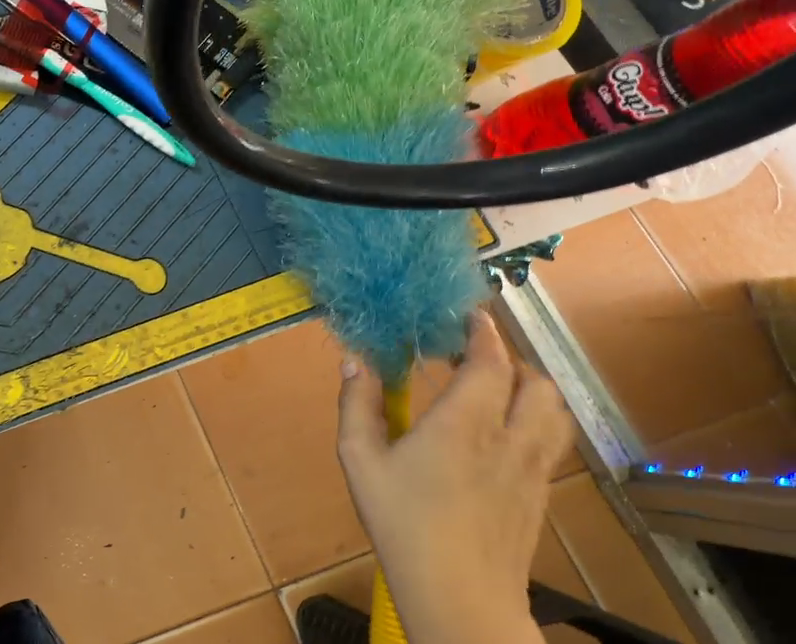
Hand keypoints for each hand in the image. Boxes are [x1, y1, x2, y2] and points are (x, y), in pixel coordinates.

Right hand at [337, 308, 571, 643]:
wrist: (460, 594)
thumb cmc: (401, 520)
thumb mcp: (359, 458)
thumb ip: (356, 404)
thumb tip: (354, 361)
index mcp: (464, 425)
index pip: (491, 364)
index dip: (484, 334)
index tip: (470, 315)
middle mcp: (509, 439)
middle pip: (537, 384)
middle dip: (512, 359)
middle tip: (475, 352)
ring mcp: (532, 470)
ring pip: (554, 412)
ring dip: (531, 387)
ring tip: (496, 384)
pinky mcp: (540, 494)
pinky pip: (551, 440)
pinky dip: (535, 418)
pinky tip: (502, 429)